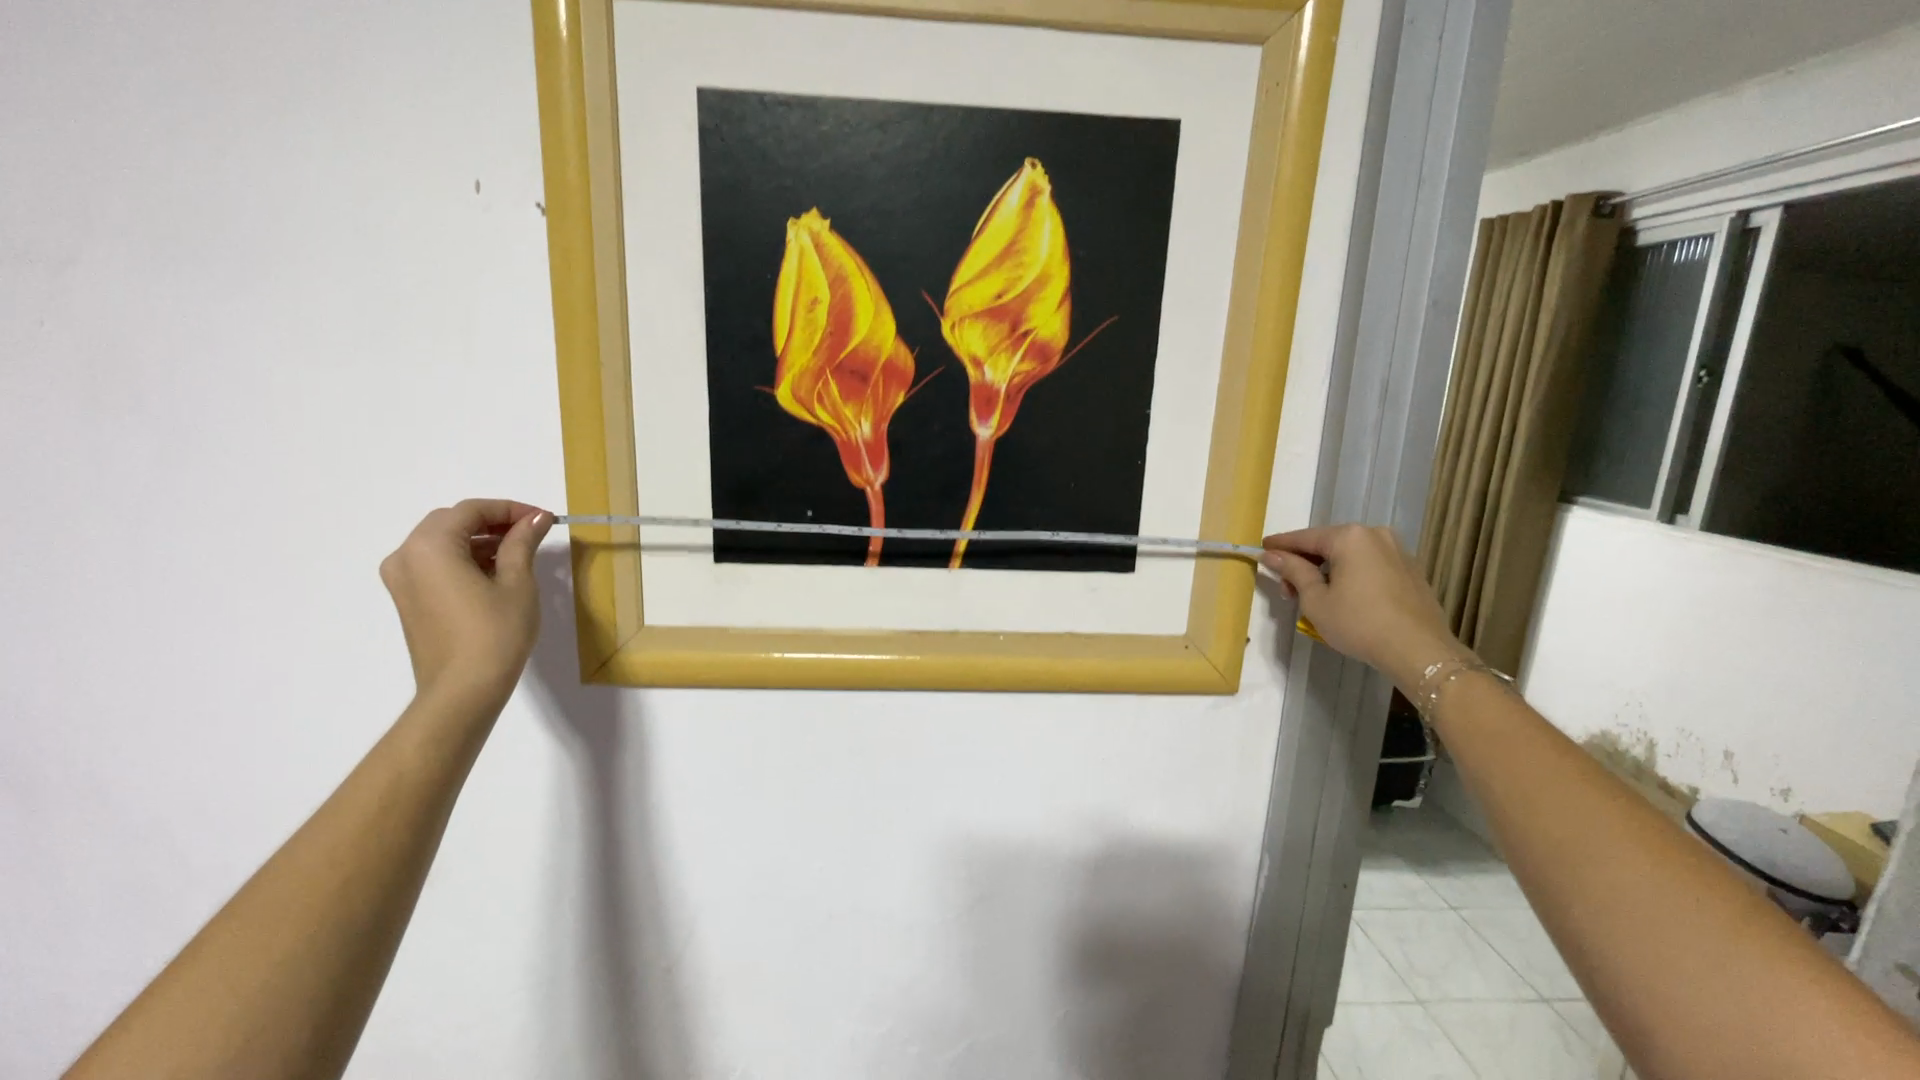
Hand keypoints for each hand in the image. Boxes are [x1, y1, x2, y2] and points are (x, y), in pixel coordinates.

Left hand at [379, 500, 553, 709]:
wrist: (463, 691)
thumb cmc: (494, 634)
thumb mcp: (517, 583)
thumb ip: (522, 543)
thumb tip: (537, 518)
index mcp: (429, 546)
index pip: (471, 510)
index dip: (510, 510)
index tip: (543, 520)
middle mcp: (405, 556)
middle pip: (452, 522)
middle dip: (493, 522)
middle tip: (532, 533)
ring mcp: (401, 580)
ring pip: (442, 543)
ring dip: (479, 541)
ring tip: (518, 554)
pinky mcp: (407, 600)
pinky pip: (435, 564)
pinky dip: (464, 560)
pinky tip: (495, 573)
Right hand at [1262, 524, 1468, 690]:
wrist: (1419, 650)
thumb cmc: (1359, 624)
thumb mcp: (1316, 600)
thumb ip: (1293, 572)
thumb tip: (1271, 555)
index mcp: (1350, 537)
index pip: (1304, 537)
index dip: (1280, 545)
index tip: (1261, 549)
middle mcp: (1375, 535)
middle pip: (1329, 545)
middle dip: (1305, 564)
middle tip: (1287, 590)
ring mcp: (1397, 551)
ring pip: (1351, 555)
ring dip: (1328, 571)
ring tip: (1315, 598)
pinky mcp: (1411, 570)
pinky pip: (1370, 565)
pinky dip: (1352, 575)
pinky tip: (1345, 598)